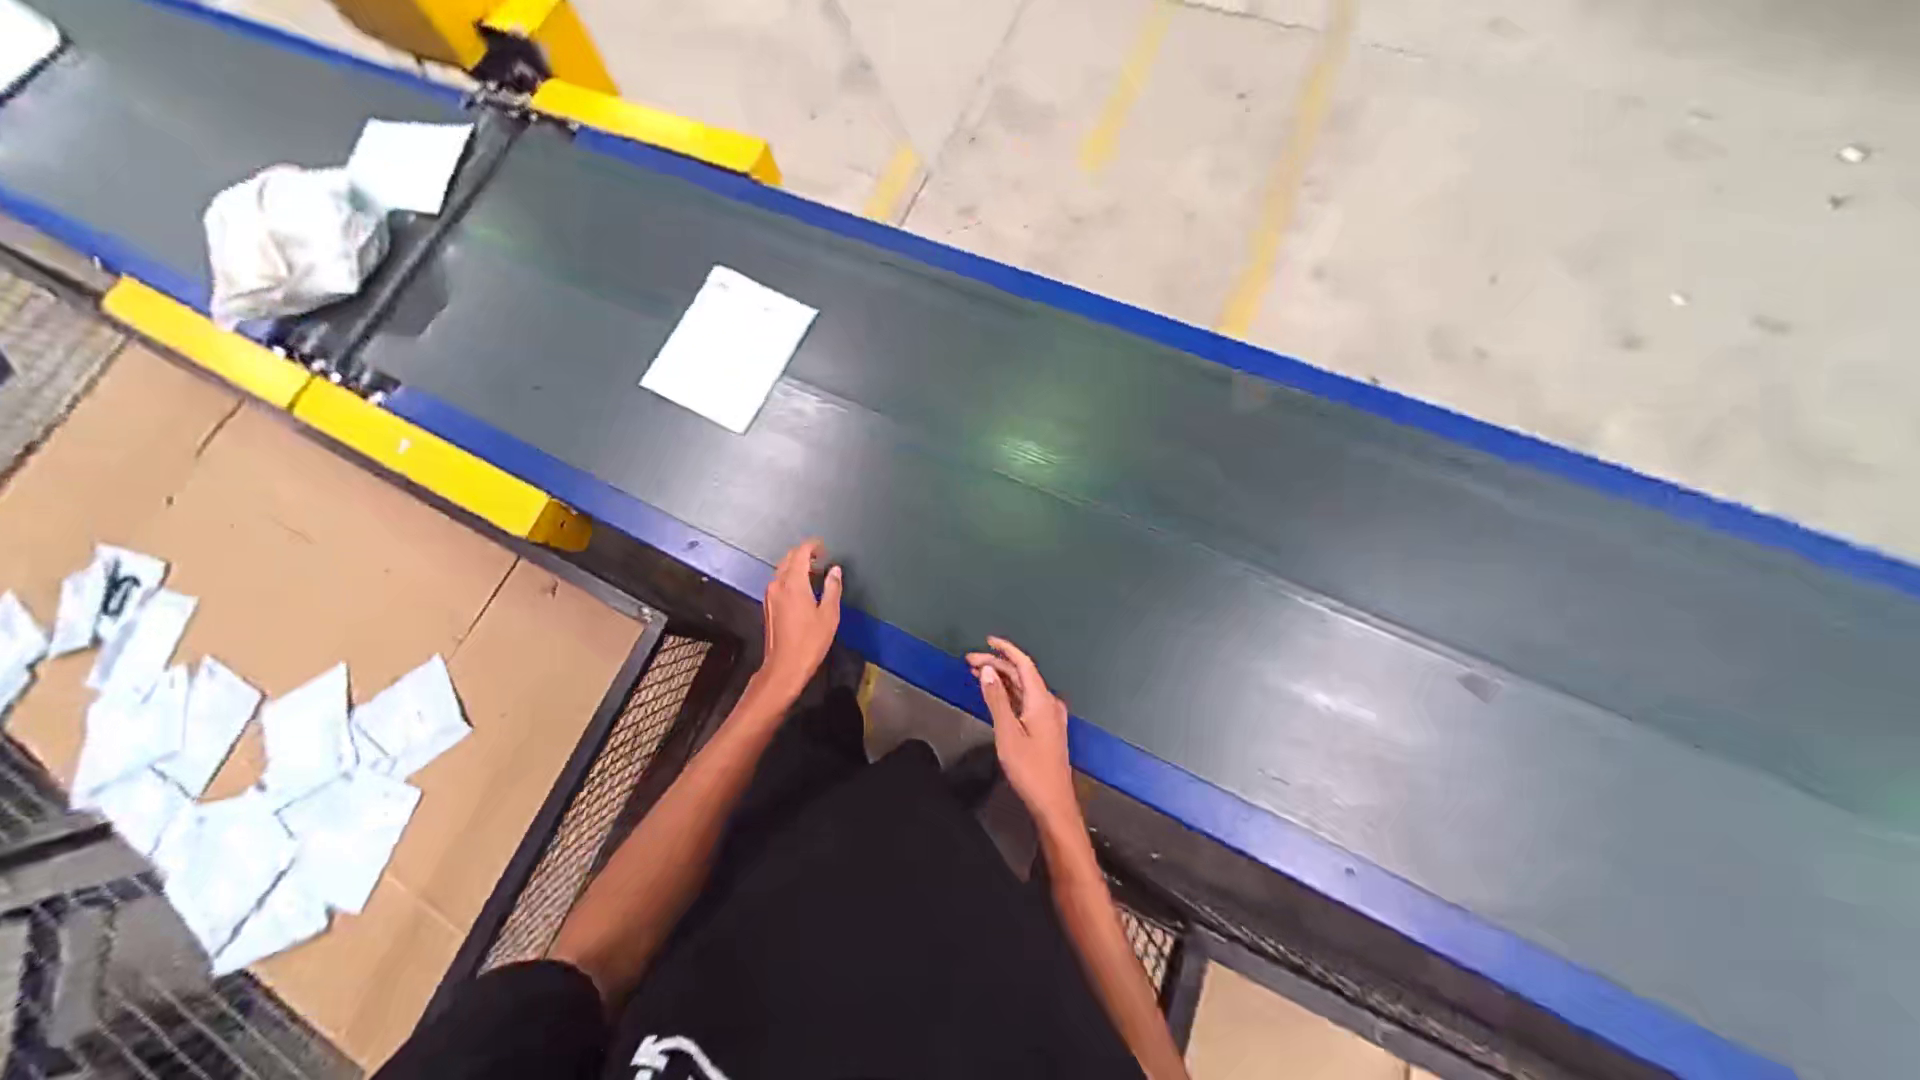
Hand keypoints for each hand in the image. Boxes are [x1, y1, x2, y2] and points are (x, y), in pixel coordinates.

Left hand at [753, 538, 842, 703]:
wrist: (784, 666)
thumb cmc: (810, 642)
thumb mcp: (829, 614)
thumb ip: (832, 588)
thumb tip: (835, 570)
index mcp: (793, 584)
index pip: (800, 553)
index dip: (812, 546)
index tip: (824, 547)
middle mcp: (778, 585)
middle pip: (788, 559)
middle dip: (804, 554)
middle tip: (821, 558)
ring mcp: (770, 595)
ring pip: (782, 570)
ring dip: (797, 566)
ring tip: (814, 573)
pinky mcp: (768, 606)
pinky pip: (779, 582)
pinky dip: (791, 578)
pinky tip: (803, 589)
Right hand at [967, 637, 1080, 830]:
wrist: (1053, 802)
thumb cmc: (1030, 770)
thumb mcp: (1007, 733)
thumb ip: (997, 700)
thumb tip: (989, 672)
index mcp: (1042, 700)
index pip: (1023, 664)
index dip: (1006, 649)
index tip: (988, 641)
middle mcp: (1048, 703)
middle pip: (1021, 675)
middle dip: (996, 665)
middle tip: (970, 662)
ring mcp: (1049, 715)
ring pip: (1022, 688)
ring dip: (1001, 679)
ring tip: (977, 673)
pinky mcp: (1045, 727)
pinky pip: (1025, 700)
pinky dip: (1008, 693)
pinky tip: (994, 693)